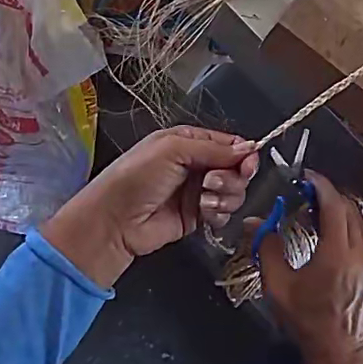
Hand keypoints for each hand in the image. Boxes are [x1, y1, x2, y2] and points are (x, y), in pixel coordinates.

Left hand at [42, 126, 257, 287]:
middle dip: (232, 176)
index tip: (248, 163)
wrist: (114, 222)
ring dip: (225, 195)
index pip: (228, 144)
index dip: (243, 153)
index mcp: (188, 141)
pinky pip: (225, 212)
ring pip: (234, 191)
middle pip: (236, 168)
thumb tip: (249, 148)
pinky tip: (203, 212)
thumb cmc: (136, 178)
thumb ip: (214, 148)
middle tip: (213, 182)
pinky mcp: (198, 216)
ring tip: (203, 199)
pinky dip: (219, 213)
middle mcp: (196, 164)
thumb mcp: (173, 150)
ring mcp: (198, 191)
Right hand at [254, 172, 362, 363]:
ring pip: (356, 218)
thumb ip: (267, 249)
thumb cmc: (308, 321)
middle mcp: (359, 251)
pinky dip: (343, 222)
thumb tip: (255, 224)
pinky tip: (324, 229)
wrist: (339, 352)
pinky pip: (359, 232)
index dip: (320, 185)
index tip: (305, 177)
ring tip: (312, 207)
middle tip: (305, 191)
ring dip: (337, 207)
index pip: (334, 204)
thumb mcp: (279, 286)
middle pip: (348, 206)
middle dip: (327, 193)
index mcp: (338, 252)